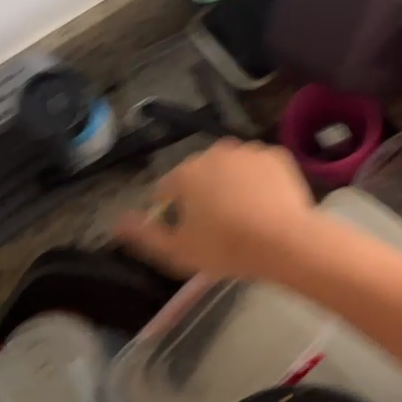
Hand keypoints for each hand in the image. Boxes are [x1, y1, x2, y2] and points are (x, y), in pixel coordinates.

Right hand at [114, 138, 320, 279]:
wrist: (285, 241)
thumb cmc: (226, 248)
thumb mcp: (177, 251)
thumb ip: (144, 235)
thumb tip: (116, 222)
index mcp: (186, 172)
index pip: (168, 188)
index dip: (172, 209)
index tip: (185, 230)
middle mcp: (214, 152)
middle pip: (200, 173)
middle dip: (203, 193)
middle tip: (216, 226)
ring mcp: (248, 150)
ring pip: (231, 167)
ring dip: (231, 183)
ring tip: (243, 215)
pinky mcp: (277, 155)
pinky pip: (259, 167)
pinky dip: (259, 181)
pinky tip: (266, 204)